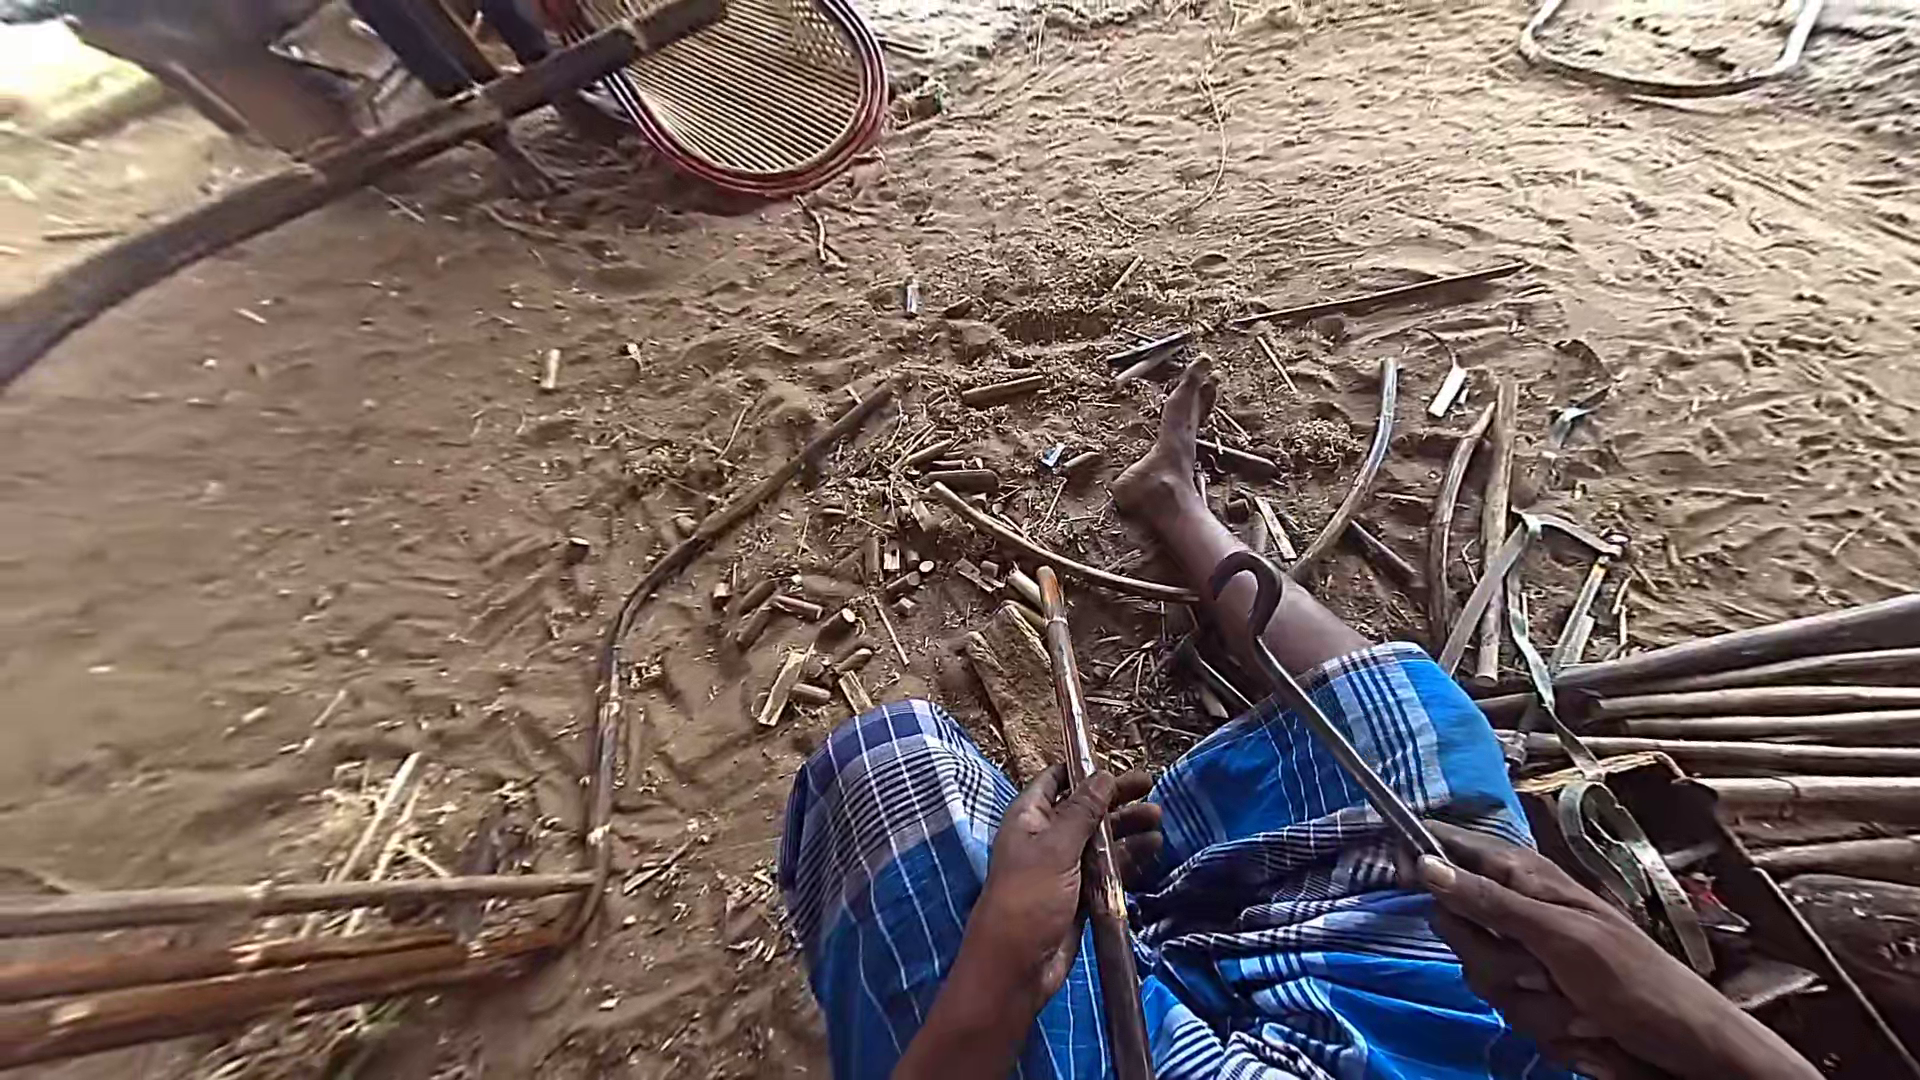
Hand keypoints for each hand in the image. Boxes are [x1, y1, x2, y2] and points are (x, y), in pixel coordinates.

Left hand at [891, 766, 1159, 1079]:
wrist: (1017, 966)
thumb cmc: (1029, 895)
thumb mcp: (1056, 847)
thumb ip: (1082, 811)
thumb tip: (1103, 775)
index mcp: (1030, 815)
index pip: (1056, 780)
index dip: (1082, 769)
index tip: (1114, 763)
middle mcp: (1046, 835)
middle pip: (1084, 807)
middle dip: (1115, 797)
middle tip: (1149, 786)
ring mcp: (1064, 865)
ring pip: (1100, 837)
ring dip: (1126, 827)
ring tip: (1158, 818)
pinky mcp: (1079, 892)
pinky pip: (1106, 867)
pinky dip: (1127, 857)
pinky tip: (1151, 849)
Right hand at [1409, 821, 1819, 1079]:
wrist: (1707, 1066)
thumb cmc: (1643, 986)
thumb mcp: (1562, 938)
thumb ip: (1487, 900)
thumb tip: (1420, 862)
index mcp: (1518, 874)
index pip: (1443, 842)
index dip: (1415, 853)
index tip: (1402, 879)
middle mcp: (1509, 904)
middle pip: (1447, 916)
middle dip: (1488, 954)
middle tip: (1534, 967)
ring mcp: (1519, 950)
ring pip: (1473, 966)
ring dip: (1524, 998)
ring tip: (1577, 1007)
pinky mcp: (1529, 993)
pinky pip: (1500, 1003)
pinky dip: (1543, 1024)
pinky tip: (1583, 1029)